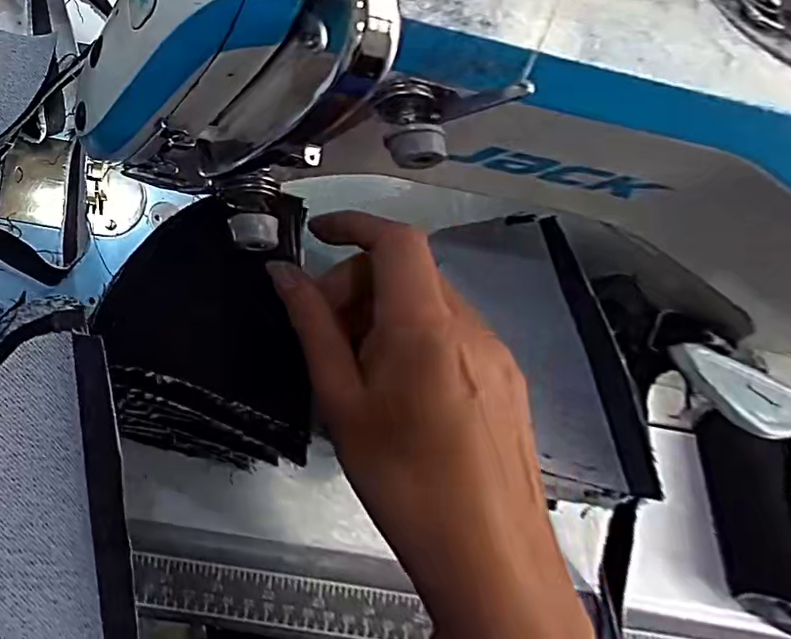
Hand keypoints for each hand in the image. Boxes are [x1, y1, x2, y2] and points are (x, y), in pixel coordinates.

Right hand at [269, 212, 589, 638]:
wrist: (494, 567)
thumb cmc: (405, 483)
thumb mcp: (341, 401)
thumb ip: (312, 326)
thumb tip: (283, 274)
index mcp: (427, 328)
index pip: (397, 241)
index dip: (354, 223)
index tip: (317, 233)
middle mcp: (471, 329)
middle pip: (407, 270)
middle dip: (356, 284)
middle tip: (326, 332)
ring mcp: (496, 354)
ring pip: (428, 299)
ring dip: (382, 310)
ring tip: (358, 368)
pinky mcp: (508, 380)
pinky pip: (452, 329)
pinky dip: (413, 332)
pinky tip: (396, 386)